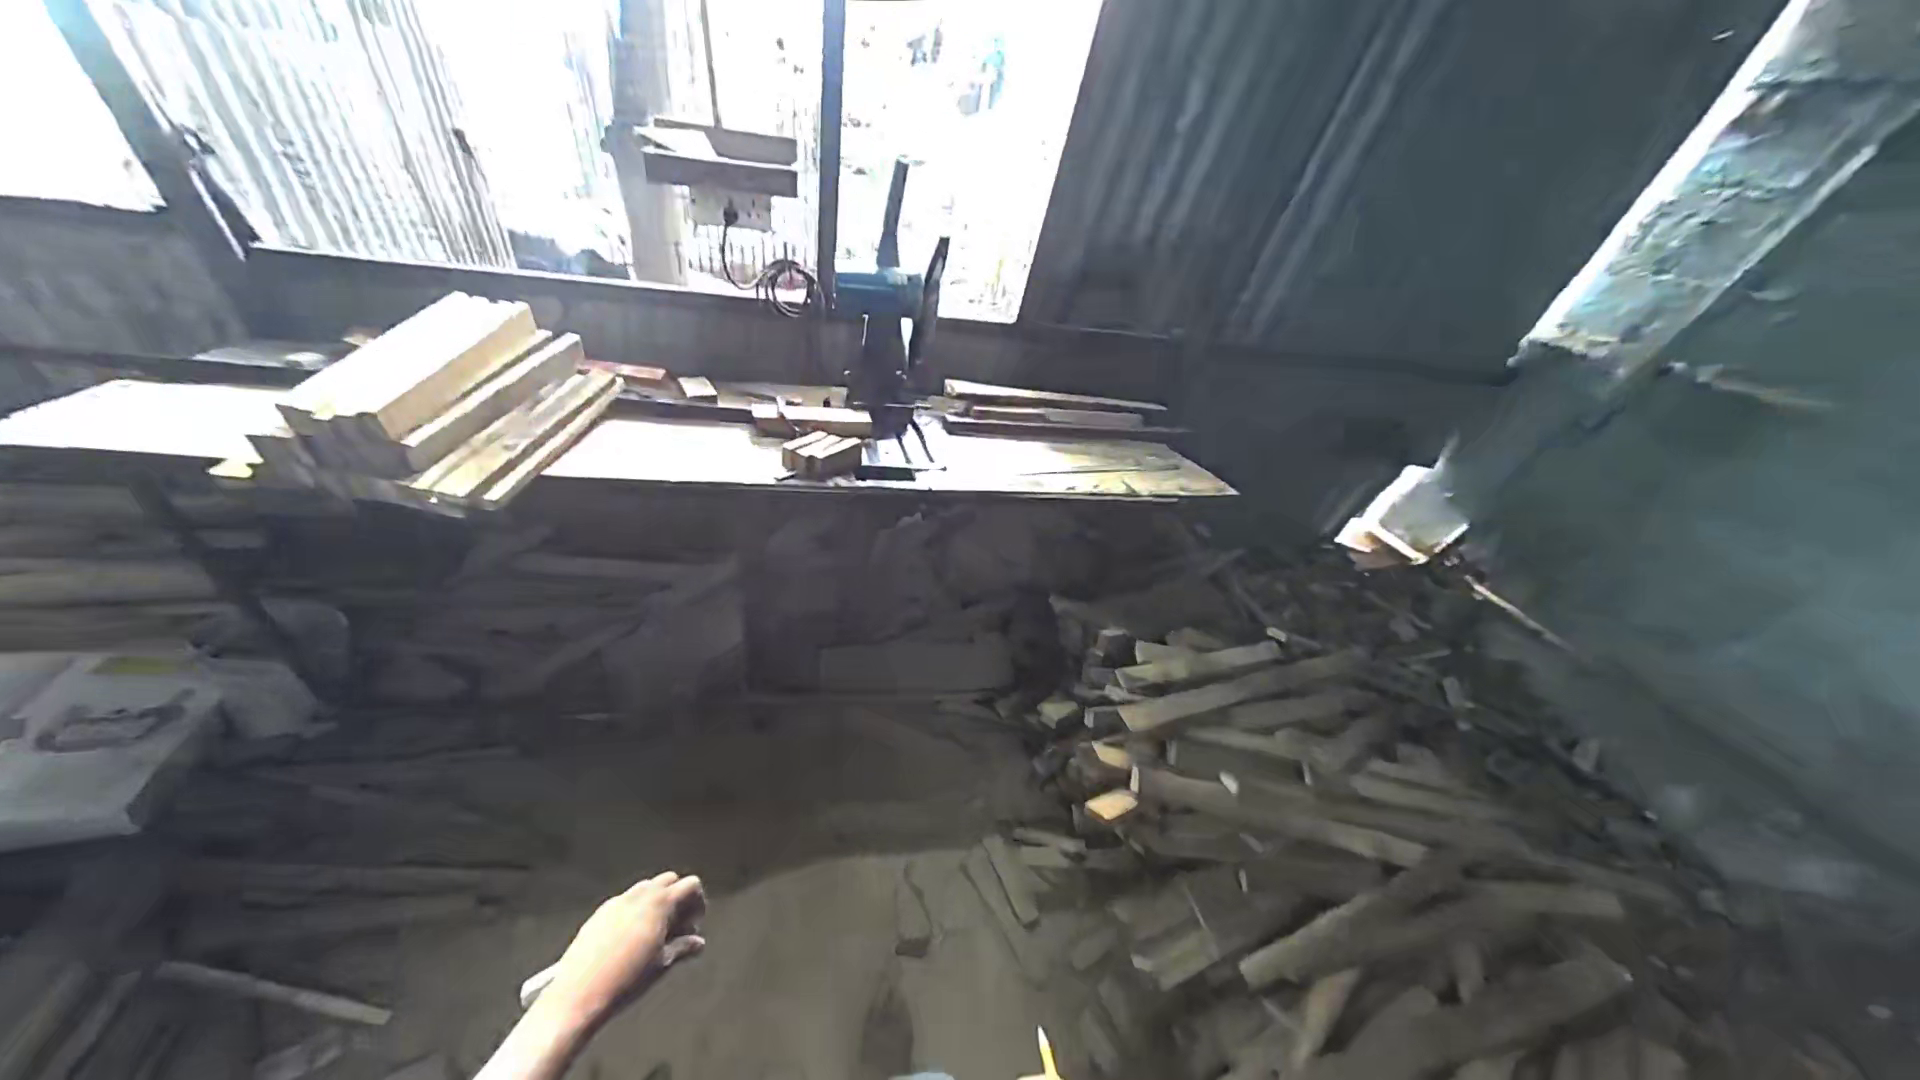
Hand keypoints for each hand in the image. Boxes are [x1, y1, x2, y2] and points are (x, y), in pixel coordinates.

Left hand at [541, 871, 706, 1025]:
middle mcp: (640, 894)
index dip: (698, 902)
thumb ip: (683, 947)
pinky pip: (625, 902)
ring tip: (654, 933)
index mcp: (660, 902)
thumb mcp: (662, 964)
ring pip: (646, 888)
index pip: (691, 885)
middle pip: (669, 880)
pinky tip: (630, 939)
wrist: (576, 997)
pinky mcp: (598, 914)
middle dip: (677, 899)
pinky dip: (635, 911)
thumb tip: (698, 943)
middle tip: (677, 927)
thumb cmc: (626, 980)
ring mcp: (617, 902)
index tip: (694, 925)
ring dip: (656, 903)